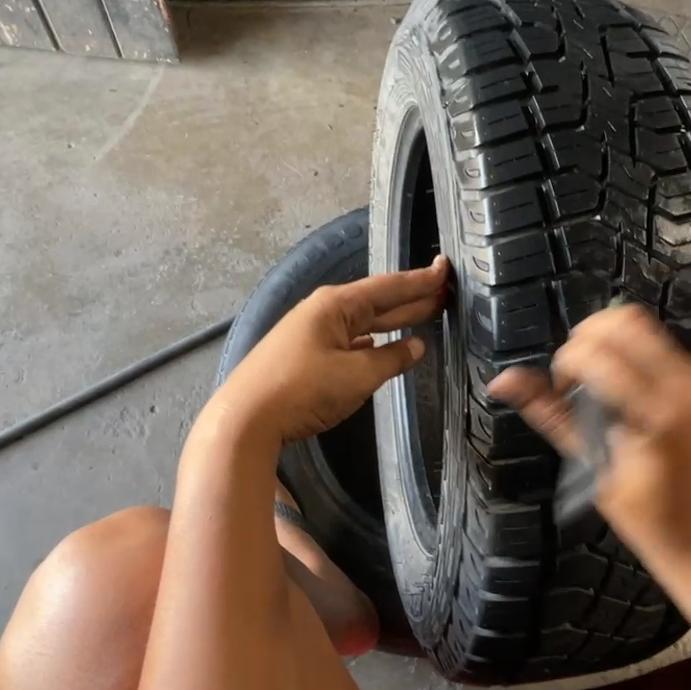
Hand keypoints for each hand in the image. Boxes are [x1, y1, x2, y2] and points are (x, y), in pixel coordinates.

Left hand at [208, 256, 448, 447]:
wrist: (244, 420)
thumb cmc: (303, 389)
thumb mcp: (356, 375)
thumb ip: (391, 359)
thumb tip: (416, 346)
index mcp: (337, 305)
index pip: (389, 287)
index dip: (420, 281)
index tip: (446, 269)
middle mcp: (325, 311)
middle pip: (378, 301)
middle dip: (412, 298)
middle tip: (446, 291)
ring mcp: (314, 333)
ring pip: (365, 322)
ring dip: (394, 320)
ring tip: (426, 313)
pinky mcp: (307, 355)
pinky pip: (351, 340)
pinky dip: (374, 340)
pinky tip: (387, 343)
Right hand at [489, 305, 690, 557]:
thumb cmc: (644, 514)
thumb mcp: (590, 466)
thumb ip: (549, 413)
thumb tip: (501, 380)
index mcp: (656, 416)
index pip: (598, 354)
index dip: (567, 362)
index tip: (564, 389)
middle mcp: (685, 387)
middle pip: (623, 321)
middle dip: (585, 340)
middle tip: (577, 378)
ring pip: (641, 324)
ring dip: (607, 342)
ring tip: (598, 380)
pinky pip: (660, 343)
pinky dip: (630, 352)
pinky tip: (623, 387)